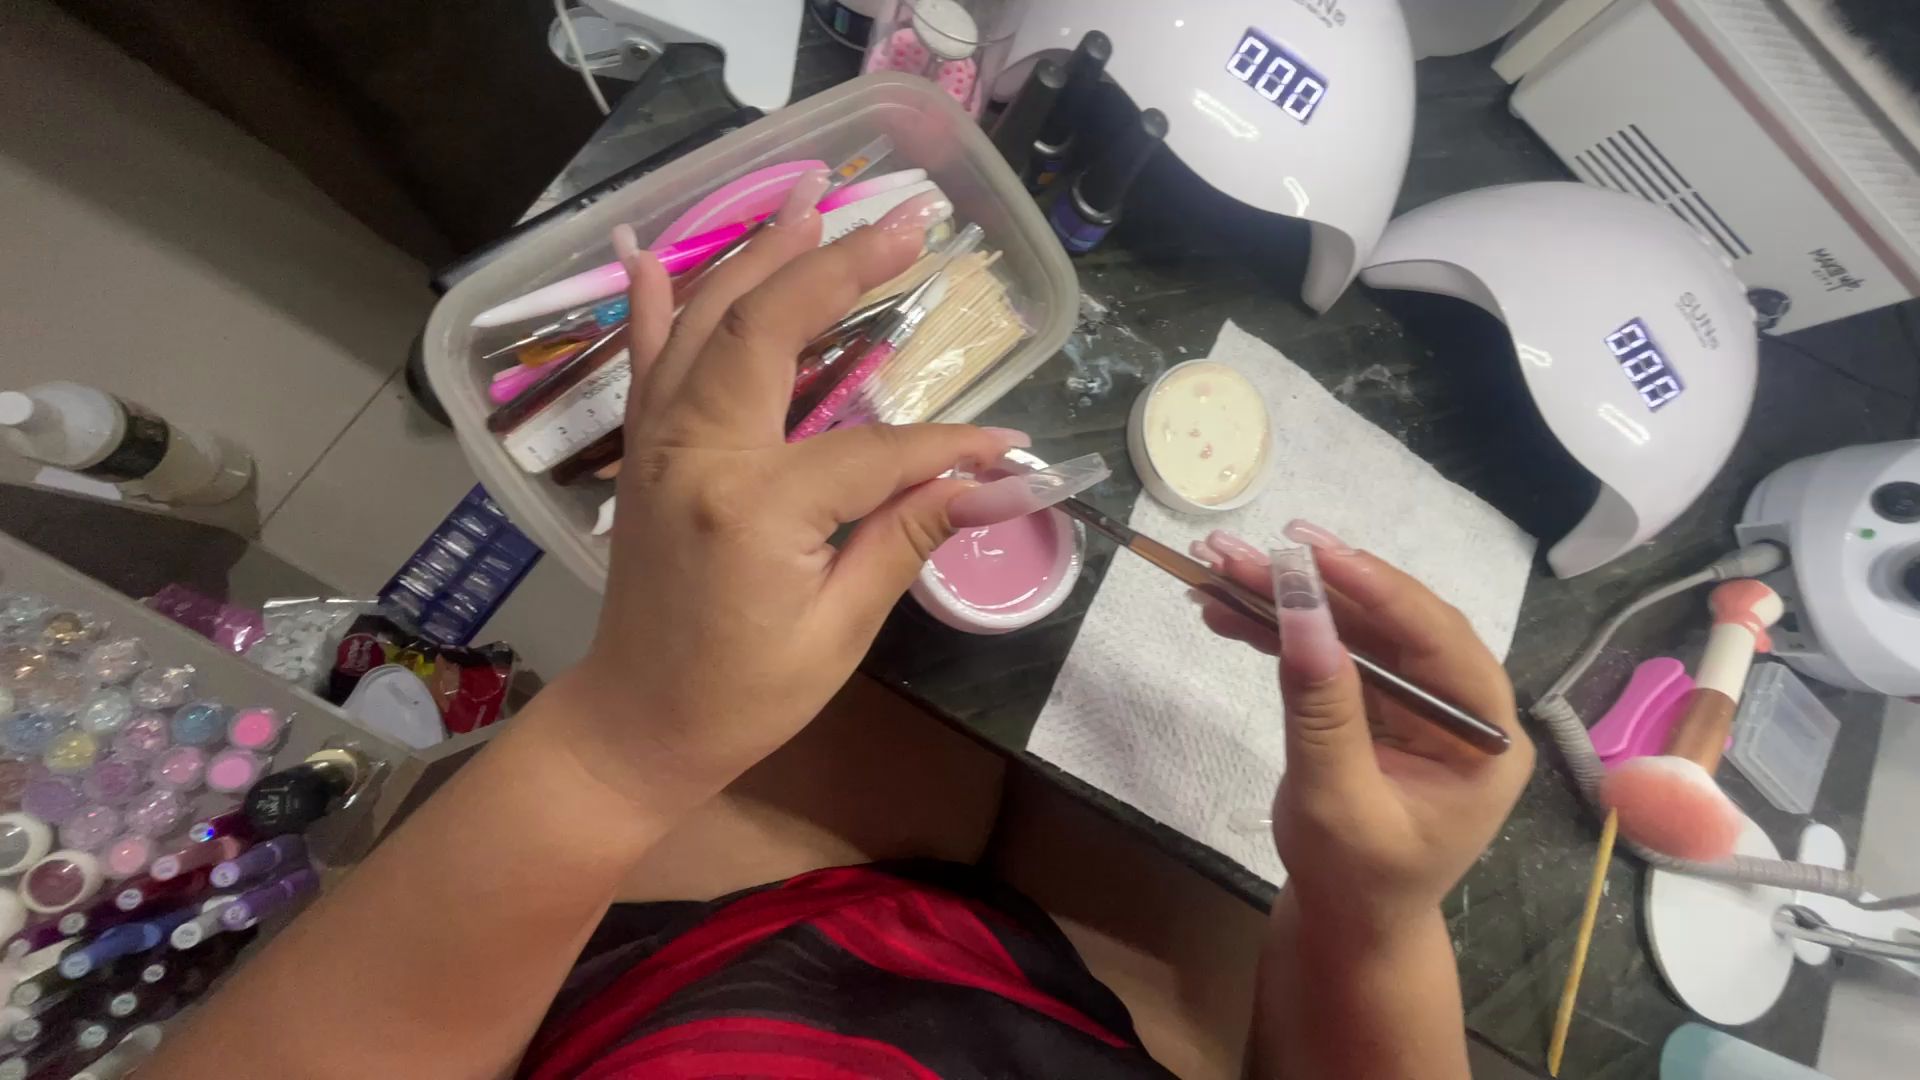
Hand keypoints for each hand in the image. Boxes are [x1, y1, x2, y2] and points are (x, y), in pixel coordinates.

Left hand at [547, 173, 1021, 808]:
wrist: (638, 724)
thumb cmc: (746, 694)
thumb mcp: (842, 627)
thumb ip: (910, 536)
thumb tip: (996, 486)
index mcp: (756, 506)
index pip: (879, 452)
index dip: (953, 448)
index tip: (1013, 446)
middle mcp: (698, 452)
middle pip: (771, 331)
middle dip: (845, 270)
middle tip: (907, 223)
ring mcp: (658, 443)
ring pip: (707, 323)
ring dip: (764, 256)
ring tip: (815, 200)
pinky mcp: (644, 452)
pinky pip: (646, 361)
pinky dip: (653, 301)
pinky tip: (652, 248)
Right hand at [1193, 523, 1532, 928]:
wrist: (1348, 914)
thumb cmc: (1357, 876)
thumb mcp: (1337, 798)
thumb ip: (1323, 710)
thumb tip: (1302, 619)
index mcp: (1479, 735)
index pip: (1438, 640)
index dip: (1377, 589)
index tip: (1311, 553)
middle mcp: (1450, 703)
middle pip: (1384, 620)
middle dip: (1309, 585)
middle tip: (1241, 552)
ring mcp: (1406, 698)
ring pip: (1346, 626)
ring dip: (1280, 599)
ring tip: (1215, 572)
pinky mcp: (1365, 700)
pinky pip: (1320, 650)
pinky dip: (1272, 630)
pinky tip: (1224, 612)